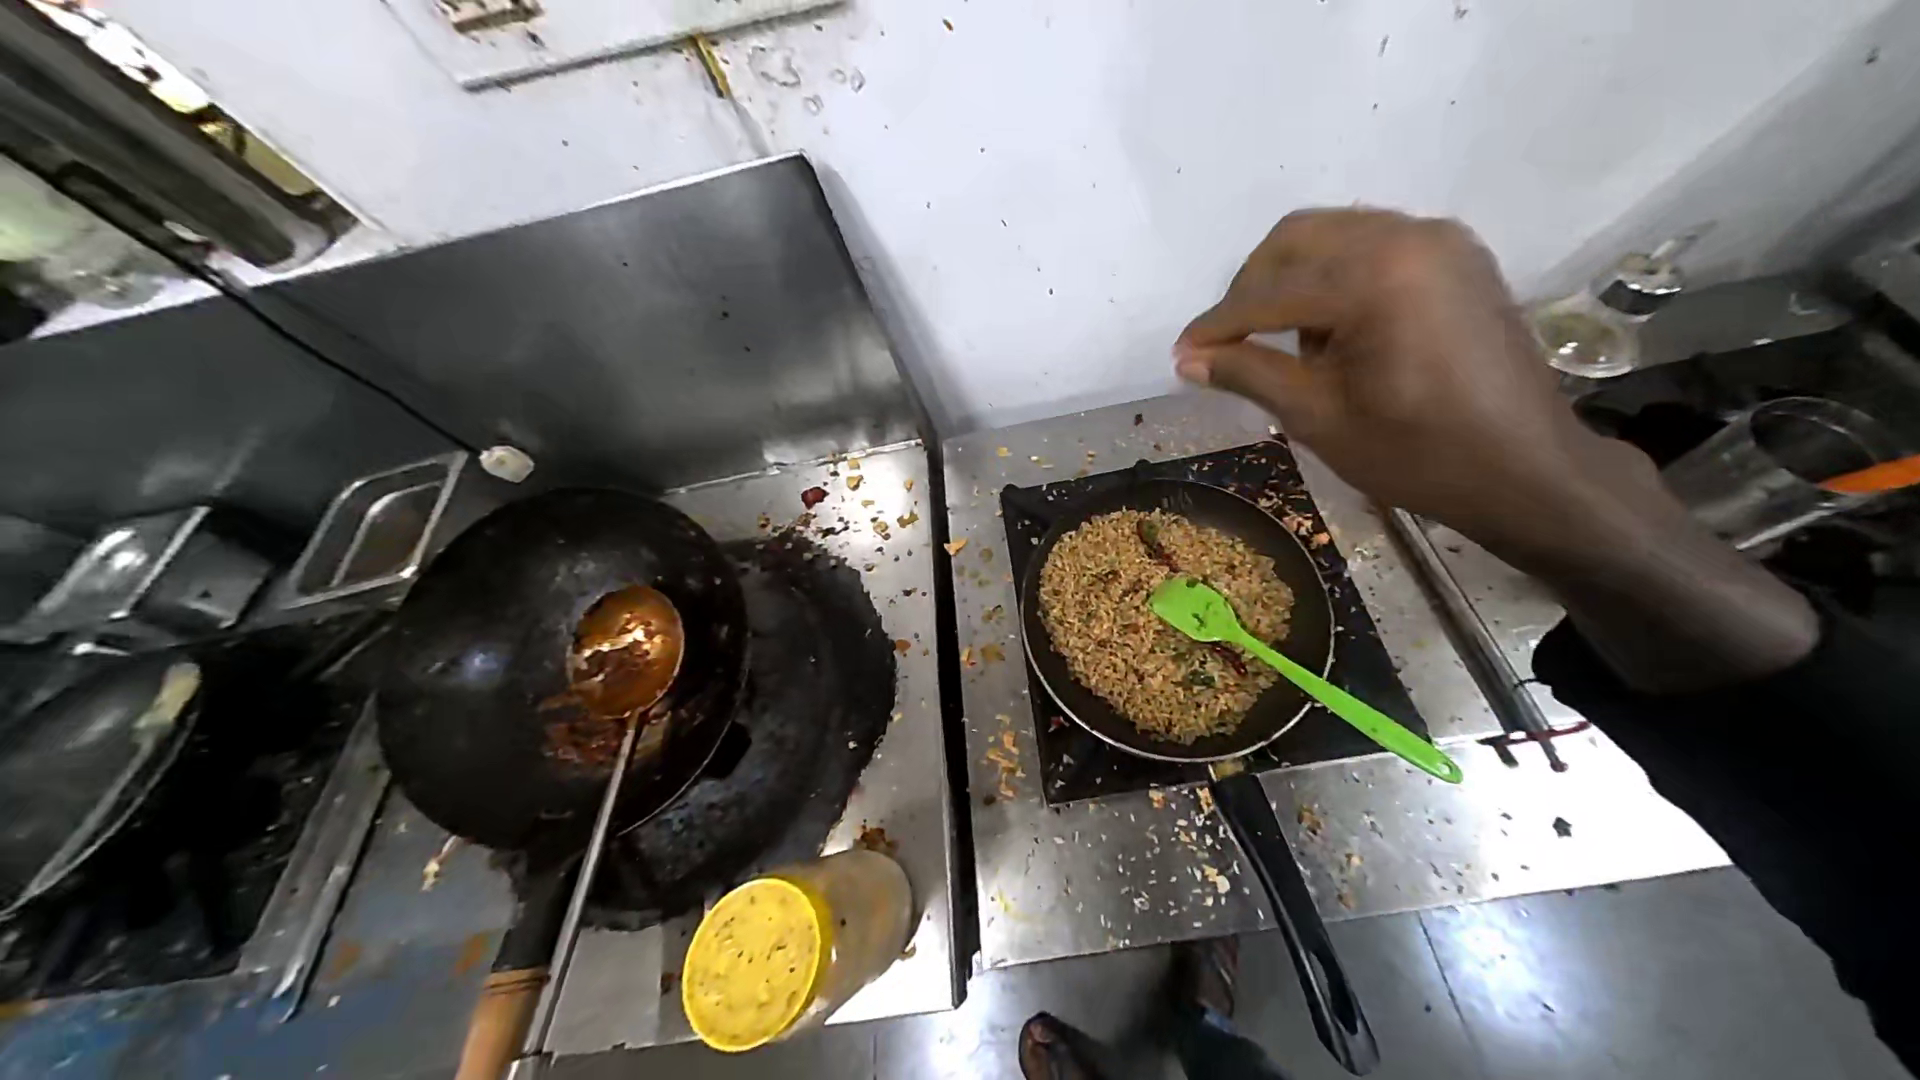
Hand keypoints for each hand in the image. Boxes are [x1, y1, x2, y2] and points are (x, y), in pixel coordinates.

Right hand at [1173, 208, 1622, 544]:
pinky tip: (1326, 327)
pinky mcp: (1455, 256)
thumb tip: (1187, 360)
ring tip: (1275, 340)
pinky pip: (1369, 245)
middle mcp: (1410, 237)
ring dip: (1287, 280)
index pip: (1269, 291)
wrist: (1524, 468)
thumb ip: (1248, 374)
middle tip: (1225, 342)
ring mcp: (1439, 241)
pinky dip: (1330, 276)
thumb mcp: (1317, 418)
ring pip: (1331, 235)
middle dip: (1248, 288)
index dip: (1217, 325)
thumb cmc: (1416, 454)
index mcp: (1376, 279)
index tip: (1182, 353)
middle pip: (1296, 238)